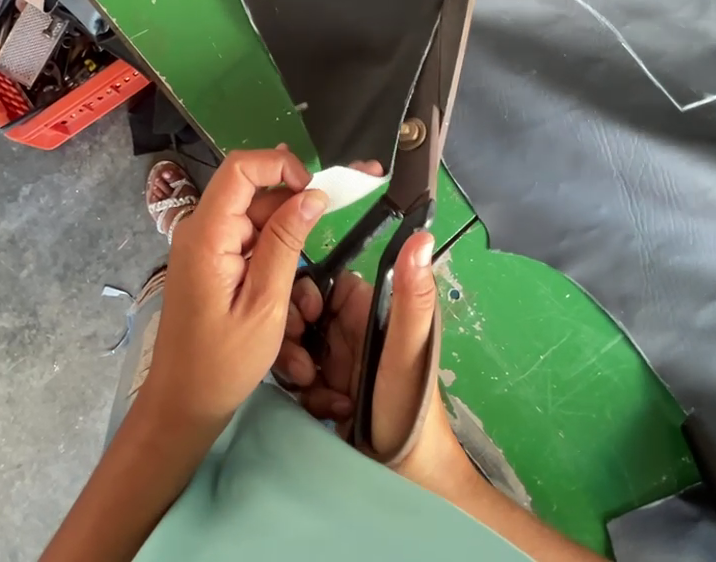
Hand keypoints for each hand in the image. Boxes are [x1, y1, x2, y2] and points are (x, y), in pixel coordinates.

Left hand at [142, 147, 328, 433]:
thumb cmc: (222, 362)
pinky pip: (252, 248)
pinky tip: (291, 309)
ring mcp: (207, 247)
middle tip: (335, 232)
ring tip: (304, 308)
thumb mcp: (265, 303)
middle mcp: (203, 230)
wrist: (182, 404)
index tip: (315, 192)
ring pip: (260, 226)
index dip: (280, 166)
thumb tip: (313, 194)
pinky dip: (277, 268)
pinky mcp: (214, 264)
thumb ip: (287, 243)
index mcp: (208, 233)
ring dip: (290, 254)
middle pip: (256, 198)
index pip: (241, 168)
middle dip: (297, 216)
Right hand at [281, 226, 470, 490]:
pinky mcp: (324, 387)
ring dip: (296, 366)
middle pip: (302, 312)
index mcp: (371, 310)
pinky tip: (322, 407)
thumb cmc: (409, 407)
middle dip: (293, 336)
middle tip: (303, 365)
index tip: (302, 319)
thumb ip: (411, 295)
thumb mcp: (408, 349)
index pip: (324, 282)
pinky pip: (297, 376)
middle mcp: (351, 329)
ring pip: (294, 344)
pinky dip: (304, 391)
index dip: (305, 295)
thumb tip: (421, 236)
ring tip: (312, 389)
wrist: (404, 478)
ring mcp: (337, 359)